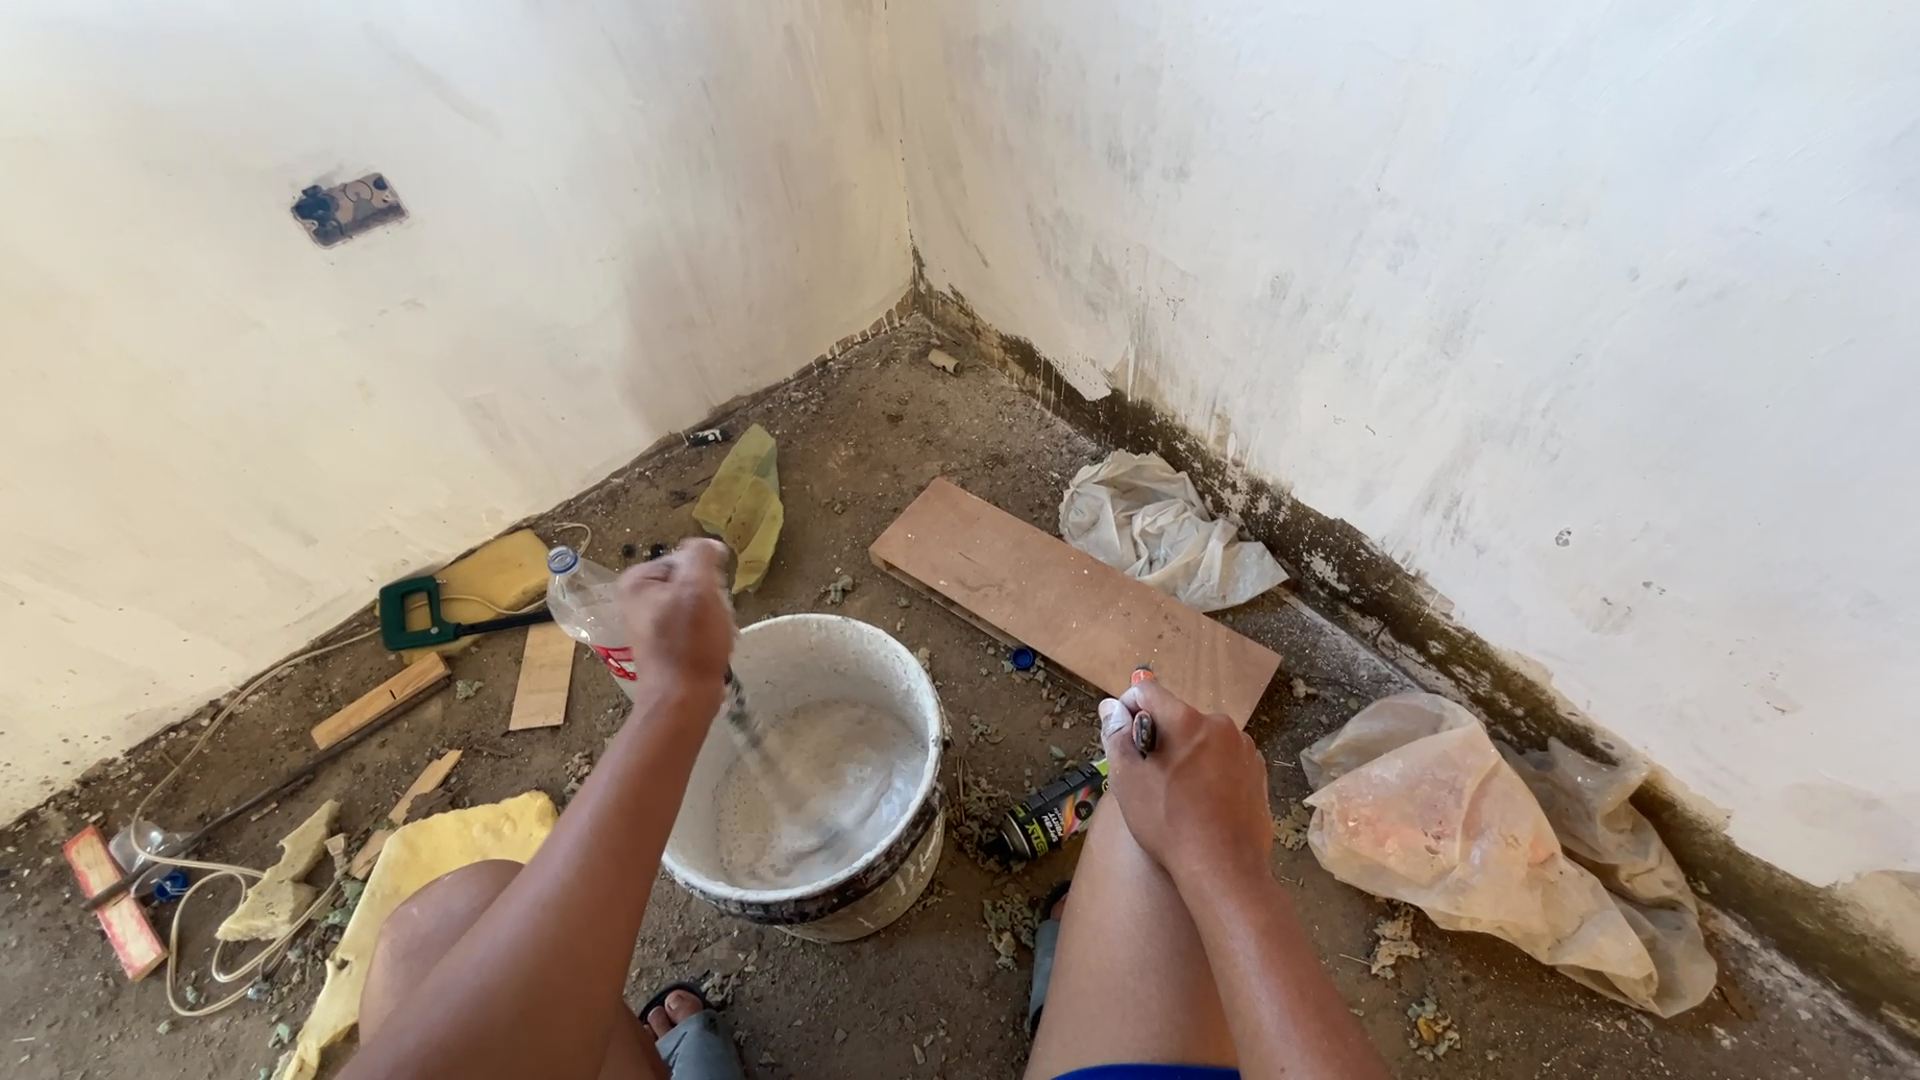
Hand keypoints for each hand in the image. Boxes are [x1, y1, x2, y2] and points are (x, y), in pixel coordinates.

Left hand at [615, 539, 734, 707]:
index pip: (688, 559)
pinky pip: (696, 625)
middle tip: (715, 617)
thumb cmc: (690, 641)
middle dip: (711, 597)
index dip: (707, 576)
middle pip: (693, 581)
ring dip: (716, 616)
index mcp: (637, 581)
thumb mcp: (698, 587)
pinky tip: (715, 646)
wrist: (683, 697)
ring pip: (699, 604)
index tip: (711, 596)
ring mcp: (651, 623)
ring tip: (717, 634)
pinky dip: (710, 633)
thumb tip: (710, 545)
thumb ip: (701, 555)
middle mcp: (638, 599)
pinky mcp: (666, 644)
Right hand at [1099, 680, 1272, 889]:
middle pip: (1176, 715)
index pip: (1148, 691)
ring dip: (1185, 751)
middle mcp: (1220, 725)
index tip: (1122, 735)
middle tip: (1148, 773)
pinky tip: (1203, 800)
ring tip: (1177, 791)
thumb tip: (1112, 707)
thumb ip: (1116, 735)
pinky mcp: (1258, 771)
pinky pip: (1224, 756)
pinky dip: (1210, 767)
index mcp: (1186, 720)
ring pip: (1201, 737)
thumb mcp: (1128, 780)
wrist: (1225, 870)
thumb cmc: (1169, 823)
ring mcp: (1244, 748)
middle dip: (1158, 735)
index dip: (1128, 707)